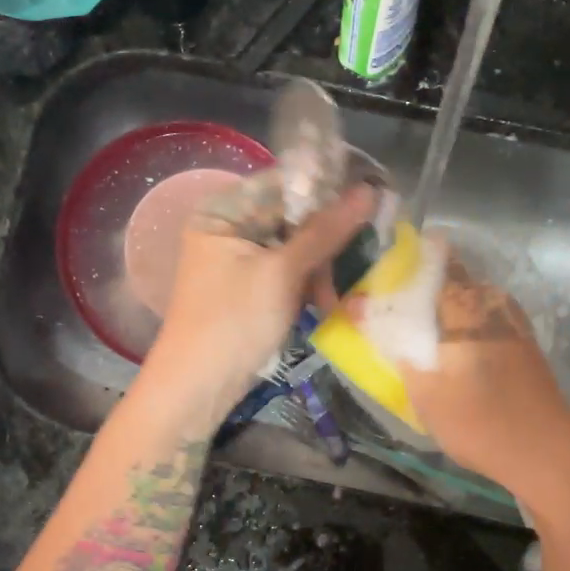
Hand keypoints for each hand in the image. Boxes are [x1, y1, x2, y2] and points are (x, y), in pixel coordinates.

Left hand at [140, 173, 377, 414]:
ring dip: (321, 272)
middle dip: (327, 243)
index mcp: (224, 211)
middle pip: (293, 218)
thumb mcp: (282, 273)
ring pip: (295, 251)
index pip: (285, 182)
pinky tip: (325, 308)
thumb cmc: (234, 322)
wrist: (198, 388)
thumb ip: (325, 231)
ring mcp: (237, 263)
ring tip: (336, 301)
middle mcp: (228, 229)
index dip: (329, 191)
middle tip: (359, 261)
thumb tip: (369, 190)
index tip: (372, 200)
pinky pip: (287, 278)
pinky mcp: (248, 294)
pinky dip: (307, 290)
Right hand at [386, 249, 569, 496]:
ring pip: (473, 304)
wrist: (545, 456)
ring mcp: (516, 326)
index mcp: (469, 307)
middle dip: (424, 291)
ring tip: (420, 338)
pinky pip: (487, 324)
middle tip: (394, 315)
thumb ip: (395, 347)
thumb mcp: (425, 391)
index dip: (408, 266)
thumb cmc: (479, 423)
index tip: (384, 280)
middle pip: (455, 282)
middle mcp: (496, 306)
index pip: (437, 263)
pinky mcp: (525, 348)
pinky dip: (466, 331)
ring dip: (446, 314)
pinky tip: (453, 358)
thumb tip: (360, 310)